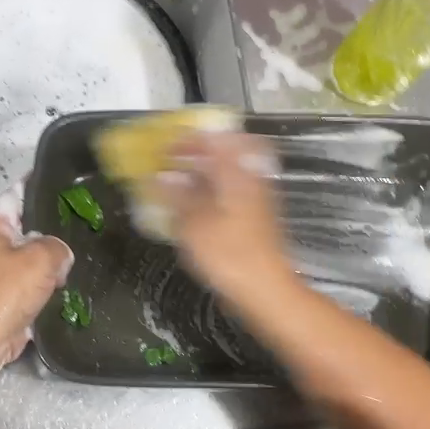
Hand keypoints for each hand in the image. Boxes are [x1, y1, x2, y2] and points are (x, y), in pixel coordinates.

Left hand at [0, 195, 73, 363]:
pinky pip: (28, 279)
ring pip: (31, 255)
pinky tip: (63, 286)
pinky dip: (43, 283)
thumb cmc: (7, 292)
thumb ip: (59, 245)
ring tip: (75, 262)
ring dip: (50, 262)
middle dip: (53, 231)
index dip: (43, 188)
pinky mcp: (0, 292)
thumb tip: (60, 255)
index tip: (71, 185)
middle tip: (84, 227)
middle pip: (28, 226)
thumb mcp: (42, 257)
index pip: (19, 193)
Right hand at [143, 130, 291, 302]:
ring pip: (234, 172)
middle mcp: (252, 180)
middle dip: (204, 152)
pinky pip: (236, 193)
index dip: (192, 139)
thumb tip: (164, 174)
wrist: (265, 289)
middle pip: (231, 151)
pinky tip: (199, 208)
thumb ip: (178, 195)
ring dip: (210, 172)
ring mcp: (259, 200)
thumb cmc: (227, 256)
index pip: (217, 139)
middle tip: (179, 159)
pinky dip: (217, 192)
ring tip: (184, 183)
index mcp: (237, 174)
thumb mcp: (193, 225)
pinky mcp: (258, 220)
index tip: (169, 146)